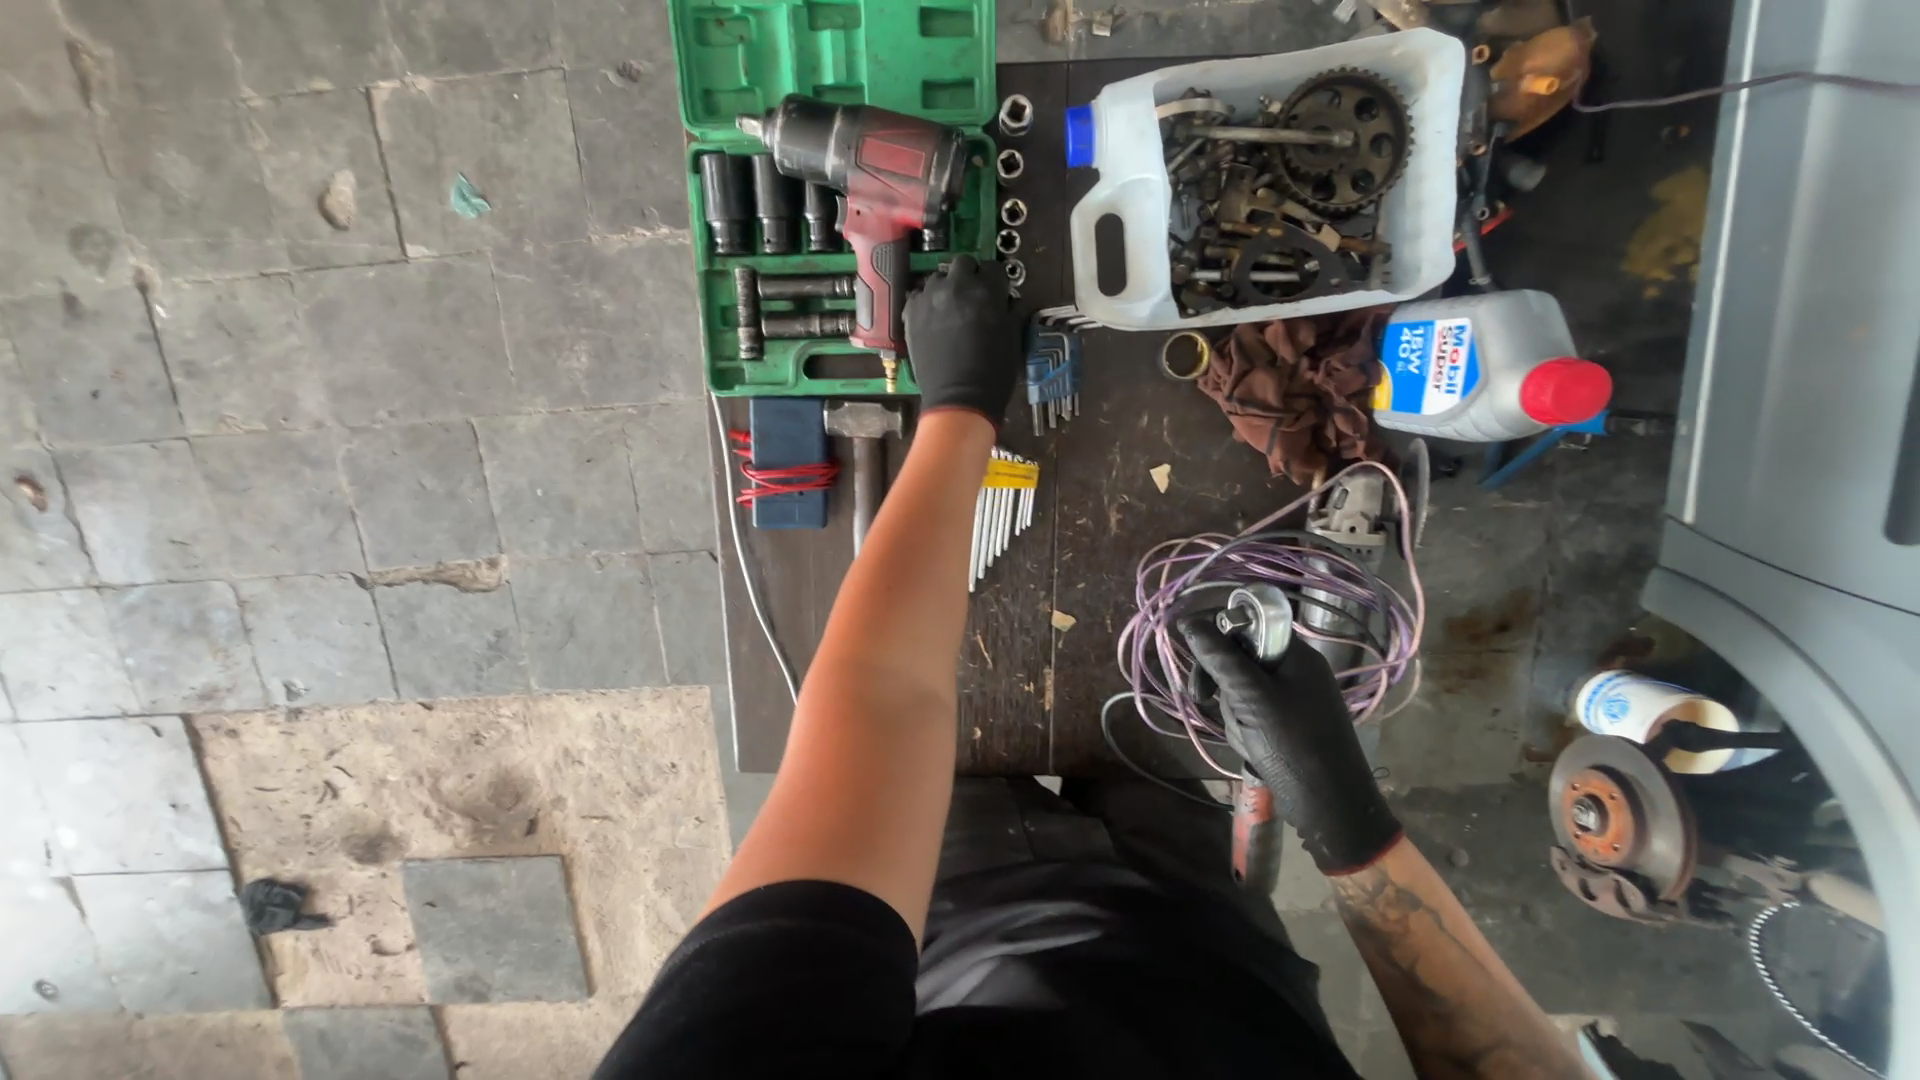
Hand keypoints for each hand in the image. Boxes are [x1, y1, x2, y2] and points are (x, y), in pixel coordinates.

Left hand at [903, 255, 1019, 423]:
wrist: (959, 399)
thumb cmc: (993, 372)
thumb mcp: (1013, 338)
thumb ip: (1011, 311)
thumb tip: (1008, 301)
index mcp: (987, 290)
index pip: (993, 267)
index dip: (995, 281)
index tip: (995, 294)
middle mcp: (956, 286)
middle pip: (963, 263)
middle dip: (970, 276)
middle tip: (973, 297)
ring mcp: (930, 298)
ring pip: (938, 278)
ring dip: (947, 288)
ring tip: (950, 308)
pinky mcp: (911, 313)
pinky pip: (918, 296)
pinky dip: (926, 303)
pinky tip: (932, 318)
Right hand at [1179, 615, 1401, 873]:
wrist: (1331, 807)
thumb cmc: (1293, 745)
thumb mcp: (1250, 697)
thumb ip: (1219, 657)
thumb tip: (1187, 620)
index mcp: (1295, 653)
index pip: (1248, 623)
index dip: (1219, 637)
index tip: (1199, 662)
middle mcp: (1297, 669)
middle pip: (1240, 657)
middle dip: (1222, 683)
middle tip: (1205, 700)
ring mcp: (1294, 697)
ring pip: (1241, 688)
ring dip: (1232, 712)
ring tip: (1245, 736)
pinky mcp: (1289, 722)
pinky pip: (1253, 712)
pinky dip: (1244, 728)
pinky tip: (1252, 746)